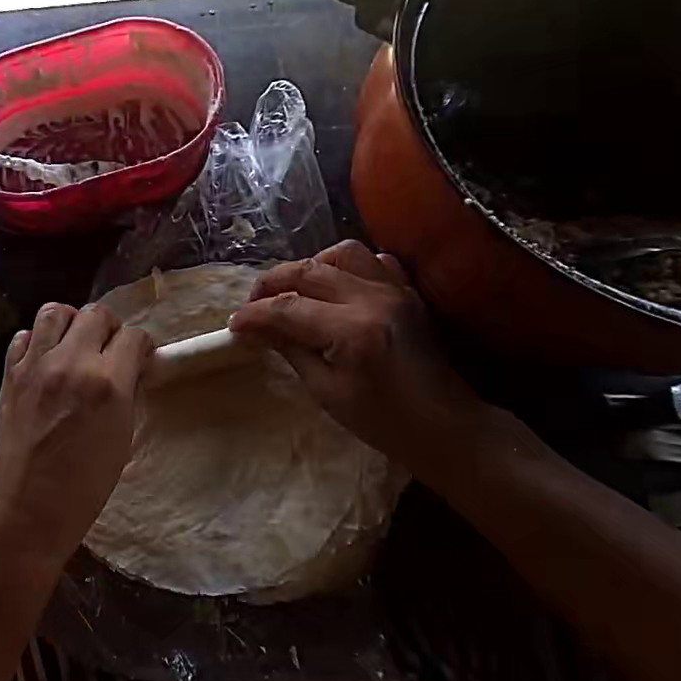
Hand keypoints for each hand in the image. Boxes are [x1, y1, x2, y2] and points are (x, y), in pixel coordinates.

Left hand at [0, 303, 151, 566]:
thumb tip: (129, 369)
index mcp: (107, 384)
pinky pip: (23, 336)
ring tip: (75, 344)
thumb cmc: (84, 486)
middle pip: (96, 314)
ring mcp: (35, 366)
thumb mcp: (122, 437)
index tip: (140, 357)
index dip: (141, 346)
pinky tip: (45, 359)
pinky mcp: (10, 374)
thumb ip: (125, 394)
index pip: (133, 337)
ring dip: (71, 322)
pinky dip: (37, 340)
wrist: (28, 507)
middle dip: (109, 328)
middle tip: (109, 349)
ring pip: (54, 311)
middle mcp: (70, 364)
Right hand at [227, 240, 494, 471]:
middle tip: (252, 306)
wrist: (446, 426)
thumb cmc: (382, 420)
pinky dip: (346, 267)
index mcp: (353, 330)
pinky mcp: (407, 293)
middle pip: (309, 271)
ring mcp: (396, 291)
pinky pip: (373, 261)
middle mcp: (375, 299)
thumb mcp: (324, 390)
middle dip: (271, 284)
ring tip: (293, 291)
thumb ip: (289, 349)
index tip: (233, 326)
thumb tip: (256, 330)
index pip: (287, 308)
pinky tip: (334, 288)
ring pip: (342, 253)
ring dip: (309, 267)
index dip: (253, 315)